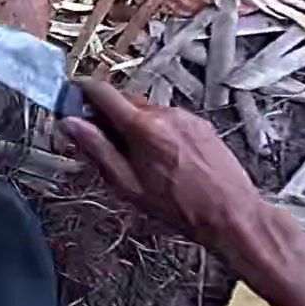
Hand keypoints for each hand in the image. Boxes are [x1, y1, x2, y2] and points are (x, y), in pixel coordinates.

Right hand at [59, 77, 262, 247]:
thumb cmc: (182, 207)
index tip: (73, 96)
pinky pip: (166, 118)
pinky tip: (161, 156)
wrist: (232, 215)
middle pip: (123, 101)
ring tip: (138, 156)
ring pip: (145, 110)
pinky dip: (156, 129)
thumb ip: (97, 148)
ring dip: (133, 124)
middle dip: (107, 115)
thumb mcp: (127, 183)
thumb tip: (72, 124)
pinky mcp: (199, 123)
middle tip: (103, 139)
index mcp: (142, 128)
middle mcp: (164, 114)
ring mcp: (184, 117)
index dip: (82, 90)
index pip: (102, 91)